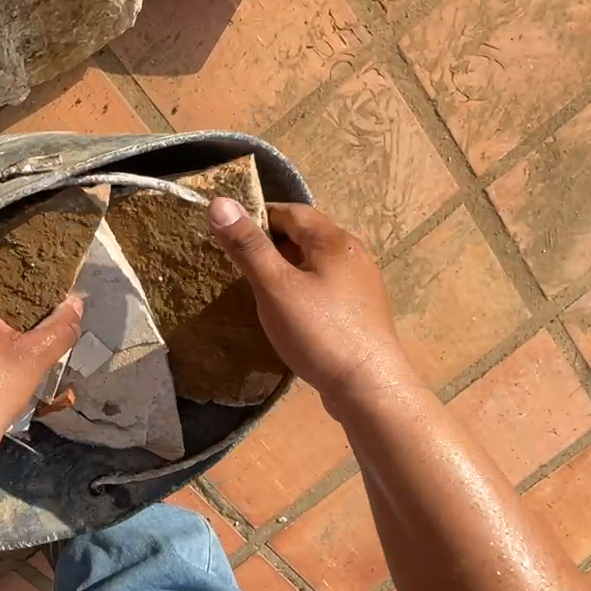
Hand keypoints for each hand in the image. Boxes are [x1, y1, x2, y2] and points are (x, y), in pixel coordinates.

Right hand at [208, 199, 419, 401]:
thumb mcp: (274, 286)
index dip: (258, 215)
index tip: (228, 232)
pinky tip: (289, 310)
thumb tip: (220, 202)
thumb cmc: (319, 331)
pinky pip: (325, 285)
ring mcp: (361, 284)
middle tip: (237, 260)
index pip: (290, 211)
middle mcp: (352, 254)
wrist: (370, 388)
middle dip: (271, 241)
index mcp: (334, 241)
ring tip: (258, 285)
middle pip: (305, 235)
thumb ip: (248, 245)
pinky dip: (302, 286)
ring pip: (315, 262)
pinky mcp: (362, 310)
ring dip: (286, 266)